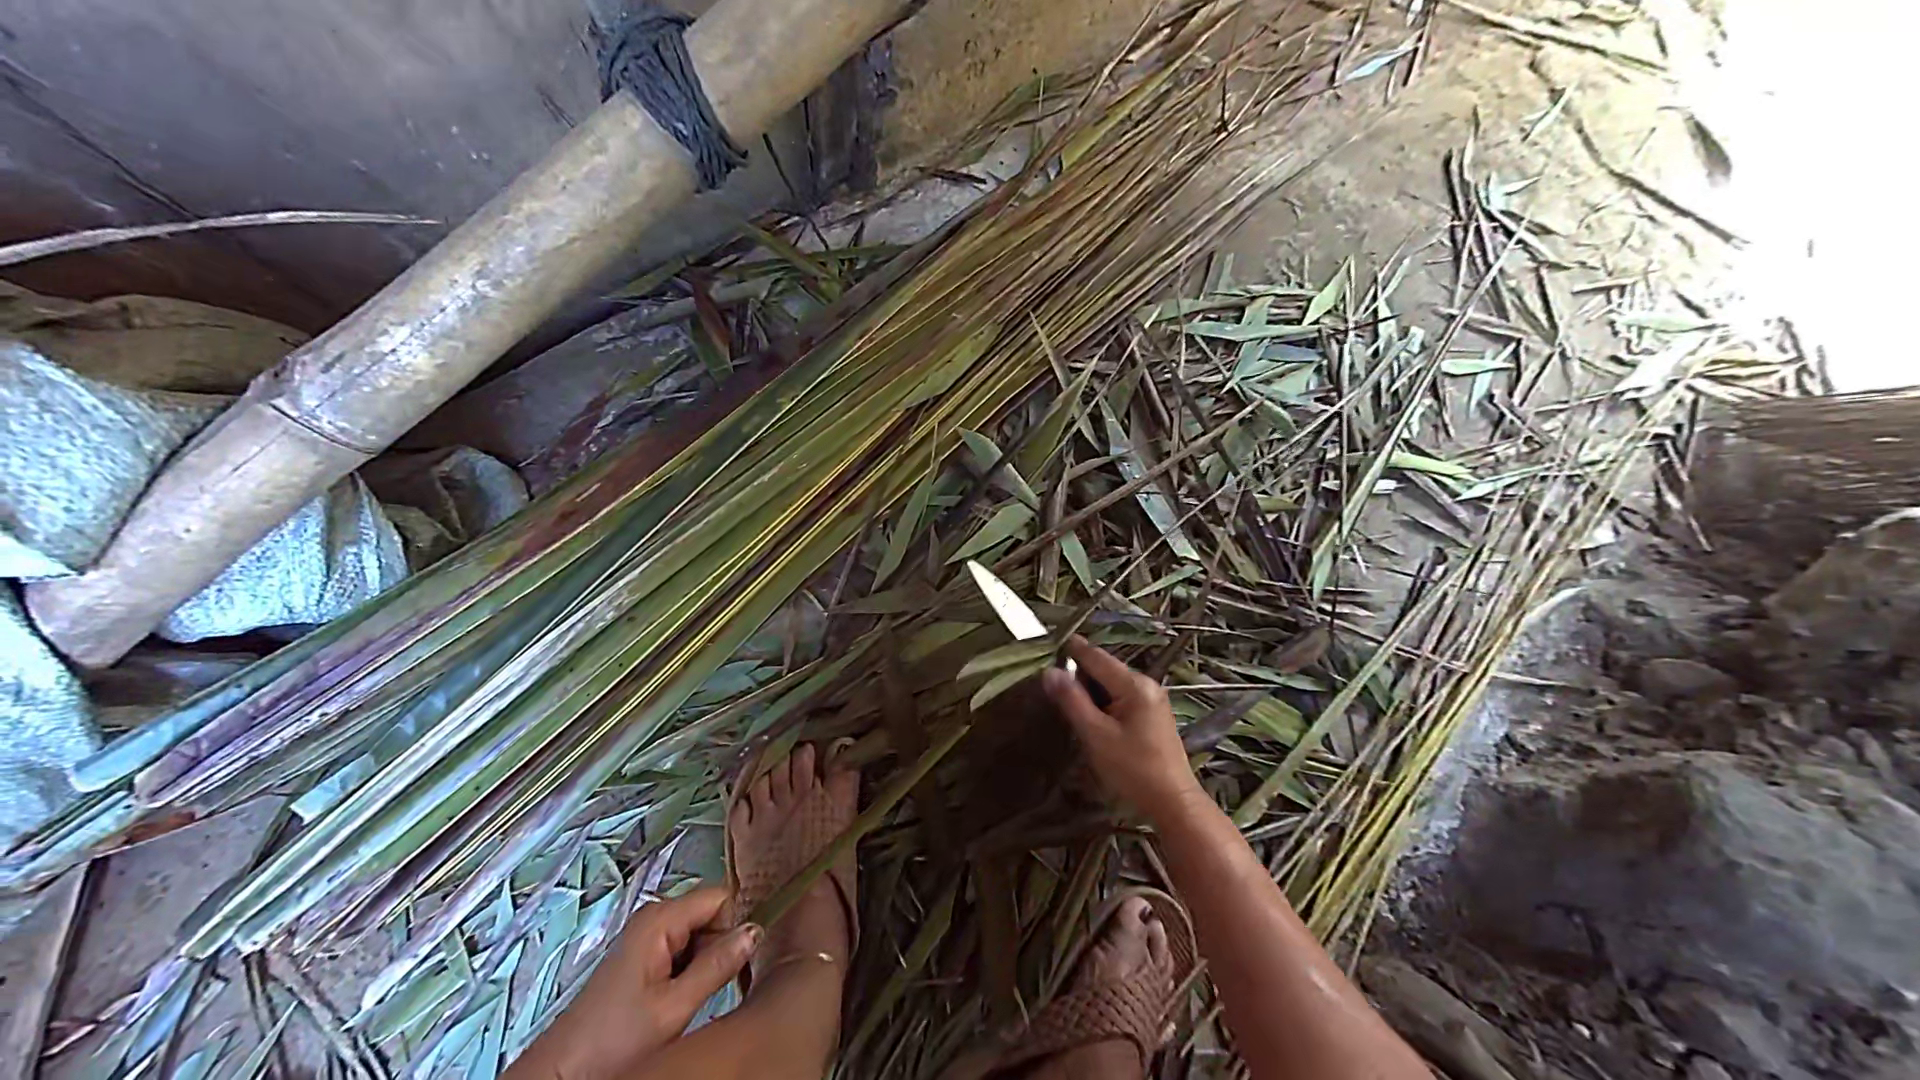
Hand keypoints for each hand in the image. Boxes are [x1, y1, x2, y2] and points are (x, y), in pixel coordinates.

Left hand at [508, 886, 759, 1079]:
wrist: (562, 1075)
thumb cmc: (615, 1041)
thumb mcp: (674, 1007)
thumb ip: (718, 964)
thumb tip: (756, 929)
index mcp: (660, 917)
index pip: (721, 896)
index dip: (735, 924)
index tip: (739, 959)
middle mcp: (654, 914)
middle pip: (711, 912)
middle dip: (721, 943)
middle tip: (715, 984)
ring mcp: (647, 934)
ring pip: (700, 931)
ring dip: (707, 959)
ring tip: (696, 995)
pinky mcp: (643, 953)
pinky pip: (684, 946)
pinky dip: (692, 968)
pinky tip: (683, 997)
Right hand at [1042, 636, 1204, 820]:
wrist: (1173, 802)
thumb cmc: (1133, 769)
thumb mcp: (1096, 735)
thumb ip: (1072, 701)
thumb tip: (1049, 672)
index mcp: (1134, 685)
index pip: (1096, 657)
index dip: (1072, 649)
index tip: (1049, 643)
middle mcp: (1147, 684)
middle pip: (1105, 669)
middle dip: (1080, 674)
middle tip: (1053, 683)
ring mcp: (1153, 699)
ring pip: (1112, 684)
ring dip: (1091, 690)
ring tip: (1068, 701)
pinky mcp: (1153, 714)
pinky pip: (1122, 697)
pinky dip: (1104, 701)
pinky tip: (1092, 717)